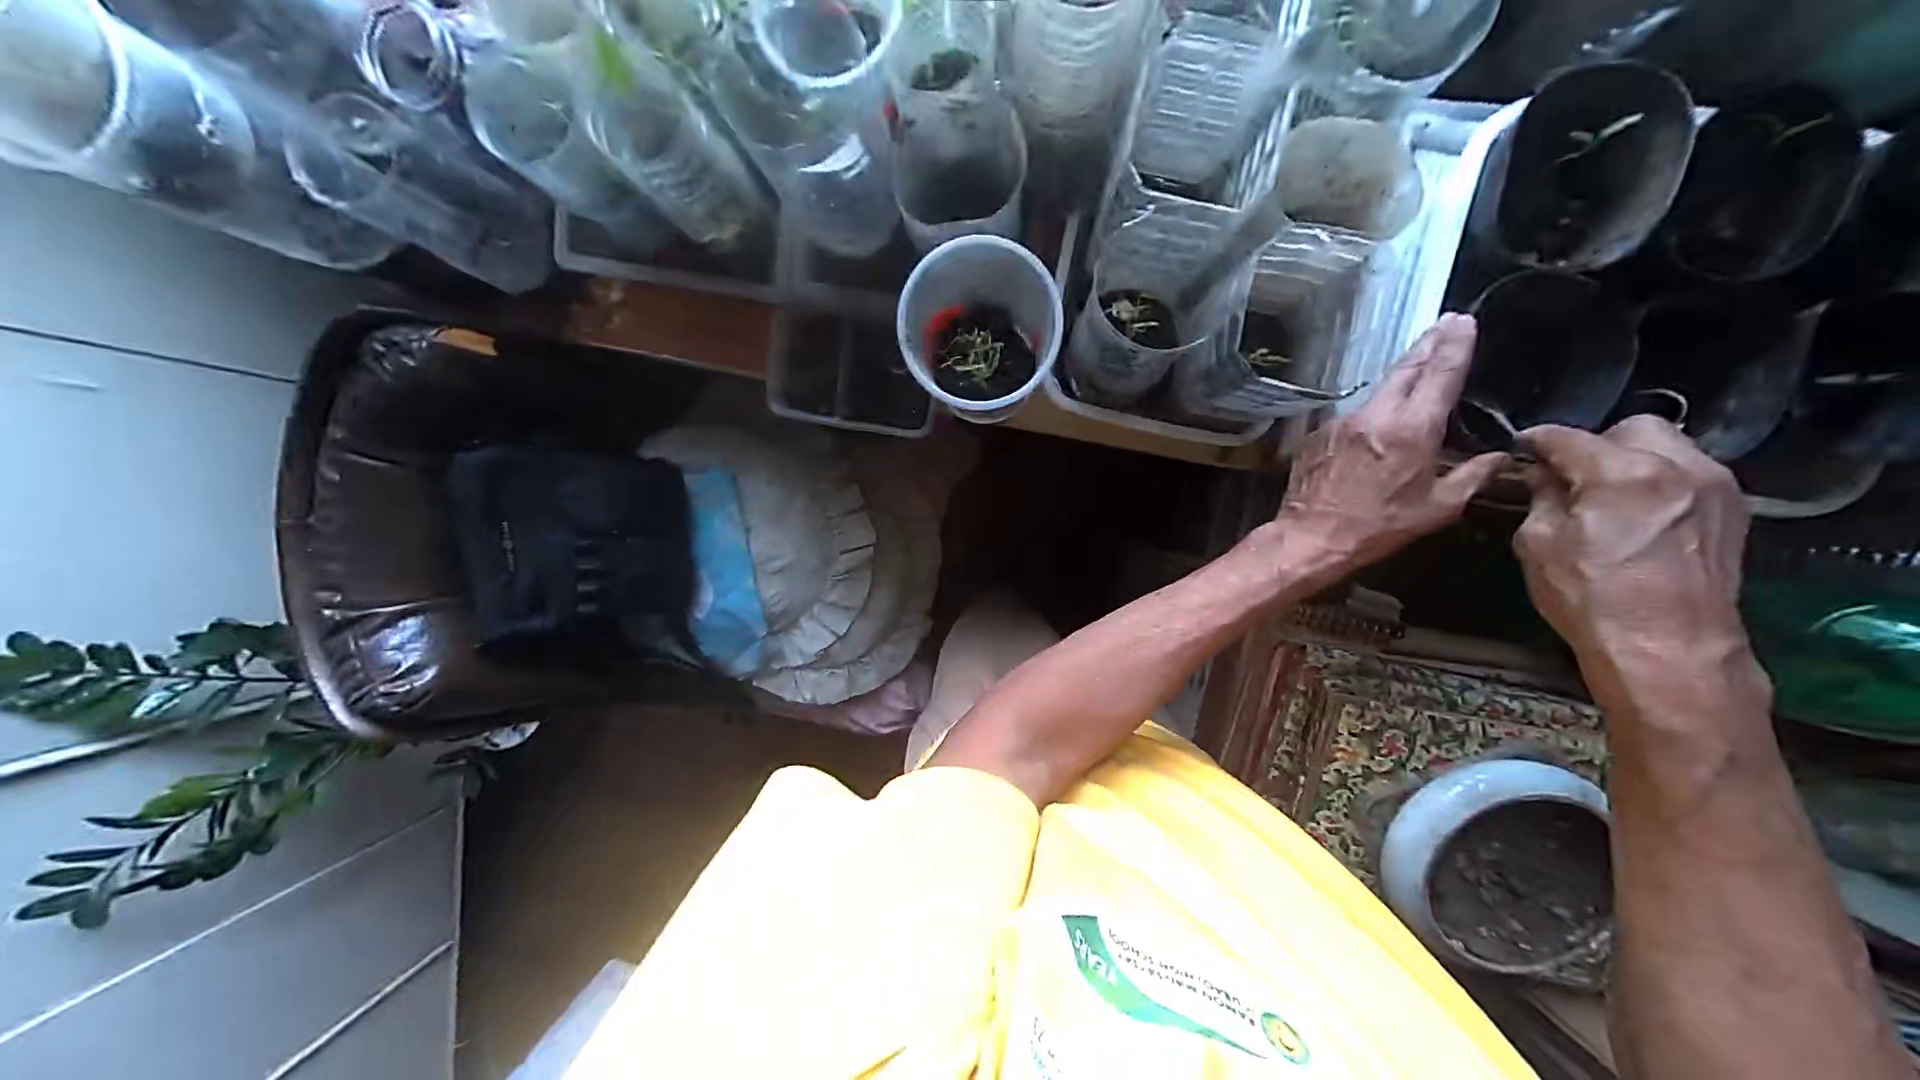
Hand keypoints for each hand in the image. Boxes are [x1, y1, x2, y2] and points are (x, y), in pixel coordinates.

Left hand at [1275, 313, 1505, 576]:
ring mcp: (1342, 422)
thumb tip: (1499, 457)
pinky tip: (1379, 420)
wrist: (1310, 537)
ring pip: (1378, 391)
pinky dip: (1372, 411)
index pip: (1439, 373)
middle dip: (1428, 345)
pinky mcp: (1319, 434)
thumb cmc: (1377, 527)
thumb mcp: (1437, 508)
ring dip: (1400, 377)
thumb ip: (1472, 476)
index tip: (1464, 322)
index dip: (1454, 345)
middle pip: (1406, 370)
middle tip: (1446, 324)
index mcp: (1411, 429)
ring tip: (1420, 364)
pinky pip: (1354, 415)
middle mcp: (1375, 416)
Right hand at [1514, 417, 1764, 703]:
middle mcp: (1679, 466)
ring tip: (1604, 496)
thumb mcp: (1538, 544)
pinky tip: (1637, 514)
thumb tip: (1546, 476)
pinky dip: (1658, 482)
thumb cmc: (1590, 597)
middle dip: (1595, 445)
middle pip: (1632, 428)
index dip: (1535, 440)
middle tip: (1569, 476)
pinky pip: (1688, 475)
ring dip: (1630, 461)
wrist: (1668, 648)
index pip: (1566, 437)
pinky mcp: (1733, 510)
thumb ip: (1542, 498)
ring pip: (1667, 447)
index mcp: (1622, 472)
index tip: (1520, 448)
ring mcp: (1715, 487)